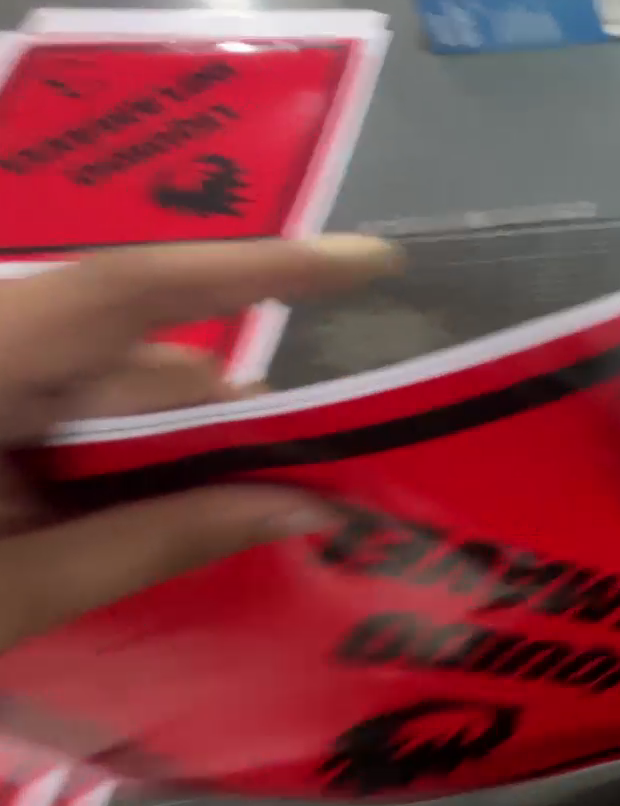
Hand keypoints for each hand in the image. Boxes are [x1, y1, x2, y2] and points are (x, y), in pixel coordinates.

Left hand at [0, 236, 401, 651]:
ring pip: (103, 397)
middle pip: (136, 361)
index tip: (374, 263)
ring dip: (178, 457)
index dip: (263, 269)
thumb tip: (312, 510)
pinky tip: (148, 524)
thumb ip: (157, 542)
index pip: (131, 291)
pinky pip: (59, 422)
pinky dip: (119, 471)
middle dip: (232, 422)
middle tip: (319, 482)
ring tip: (238, 521)